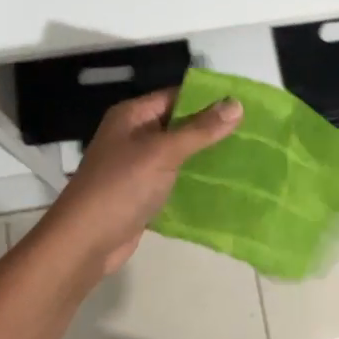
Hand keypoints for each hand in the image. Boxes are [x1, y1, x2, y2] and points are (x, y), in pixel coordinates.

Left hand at [42, 89, 241, 272]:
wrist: (86, 242)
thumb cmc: (121, 187)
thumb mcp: (162, 153)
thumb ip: (200, 130)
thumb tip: (237, 104)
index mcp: (132, 116)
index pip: (176, 96)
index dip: (209, 98)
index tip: (245, 104)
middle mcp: (134, 135)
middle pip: (179, 124)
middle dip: (212, 128)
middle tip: (253, 132)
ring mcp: (137, 165)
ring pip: (179, 153)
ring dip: (207, 155)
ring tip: (247, 155)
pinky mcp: (143, 192)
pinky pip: (175, 177)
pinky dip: (196, 179)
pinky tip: (225, 183)